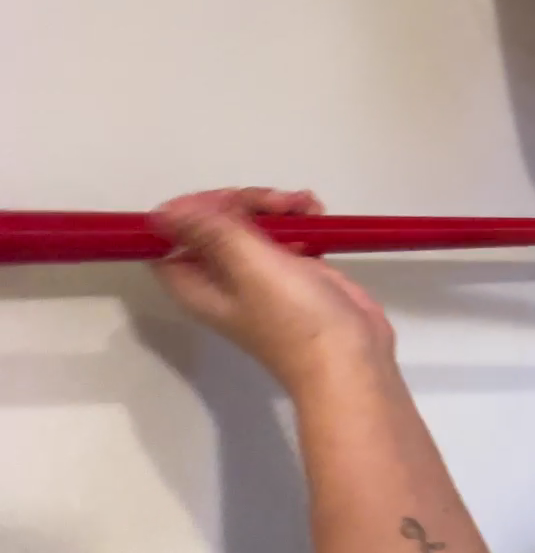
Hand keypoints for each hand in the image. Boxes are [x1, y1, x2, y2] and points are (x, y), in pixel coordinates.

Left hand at [149, 188, 394, 394]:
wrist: (349, 352)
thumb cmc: (297, 317)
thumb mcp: (255, 271)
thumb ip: (216, 235)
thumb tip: (167, 209)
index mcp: (198, 283)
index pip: (174, 238)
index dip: (196, 212)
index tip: (233, 200)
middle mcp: (224, 277)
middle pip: (219, 226)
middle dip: (249, 204)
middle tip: (285, 202)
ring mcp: (264, 274)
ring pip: (257, 226)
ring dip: (280, 208)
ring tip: (311, 207)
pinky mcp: (300, 271)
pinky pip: (289, 235)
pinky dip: (302, 220)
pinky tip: (321, 216)